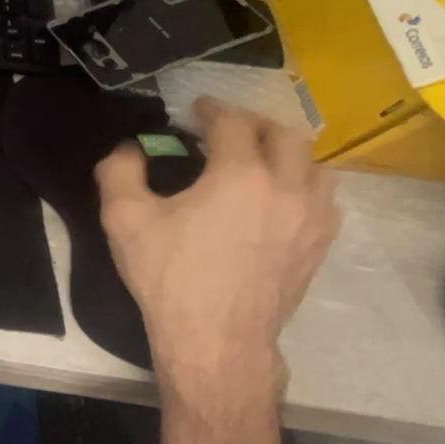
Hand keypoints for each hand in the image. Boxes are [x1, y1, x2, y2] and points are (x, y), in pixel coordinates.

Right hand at [96, 97, 340, 417]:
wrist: (215, 335)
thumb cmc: (167, 274)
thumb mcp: (123, 219)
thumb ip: (120, 172)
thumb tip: (130, 148)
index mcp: (239, 176)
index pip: (234, 124)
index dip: (213, 109)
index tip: (196, 108)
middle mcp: (287, 187)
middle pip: (286, 135)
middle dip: (255, 123)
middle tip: (227, 128)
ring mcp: (313, 216)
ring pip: (316, 164)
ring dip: (286, 152)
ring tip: (258, 159)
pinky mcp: (320, 242)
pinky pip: (325, 196)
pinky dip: (303, 183)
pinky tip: (278, 196)